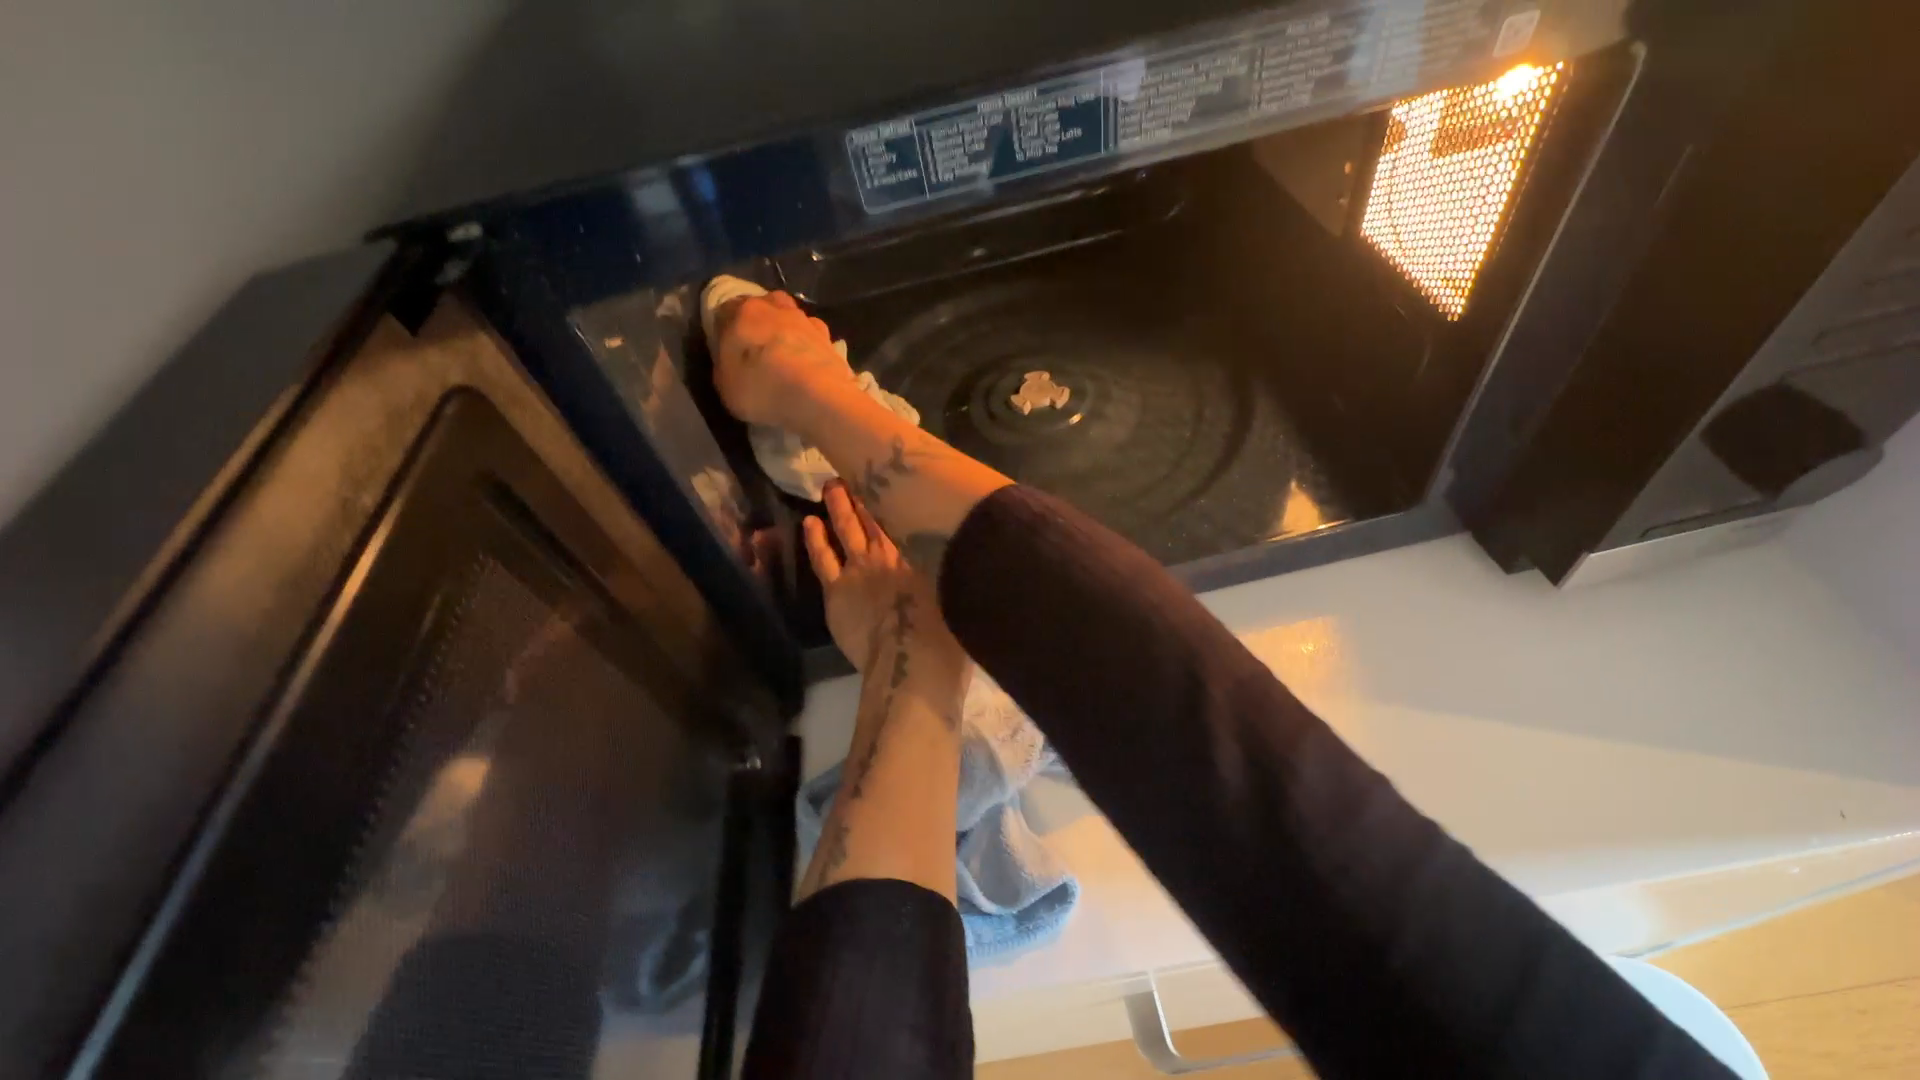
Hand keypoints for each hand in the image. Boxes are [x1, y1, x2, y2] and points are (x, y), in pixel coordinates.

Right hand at [712, 291, 853, 428]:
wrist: (817, 395)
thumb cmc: (760, 387)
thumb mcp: (724, 383)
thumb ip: (725, 363)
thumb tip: (729, 356)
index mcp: (743, 312)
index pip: (726, 311)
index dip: (725, 329)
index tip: (726, 347)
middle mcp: (775, 307)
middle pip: (763, 306)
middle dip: (759, 322)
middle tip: (756, 347)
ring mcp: (806, 320)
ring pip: (791, 318)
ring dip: (787, 331)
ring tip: (785, 357)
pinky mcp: (829, 338)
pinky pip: (813, 336)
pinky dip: (808, 345)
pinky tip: (807, 363)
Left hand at [803, 480, 964, 679]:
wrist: (912, 661)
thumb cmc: (946, 638)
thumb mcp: (960, 595)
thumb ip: (951, 574)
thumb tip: (958, 559)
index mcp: (922, 553)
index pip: (906, 516)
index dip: (898, 496)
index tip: (893, 478)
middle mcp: (891, 551)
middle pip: (875, 514)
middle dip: (866, 491)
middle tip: (858, 469)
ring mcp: (860, 568)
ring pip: (845, 528)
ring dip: (838, 504)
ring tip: (831, 484)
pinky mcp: (836, 589)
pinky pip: (822, 557)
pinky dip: (815, 538)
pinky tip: (809, 522)